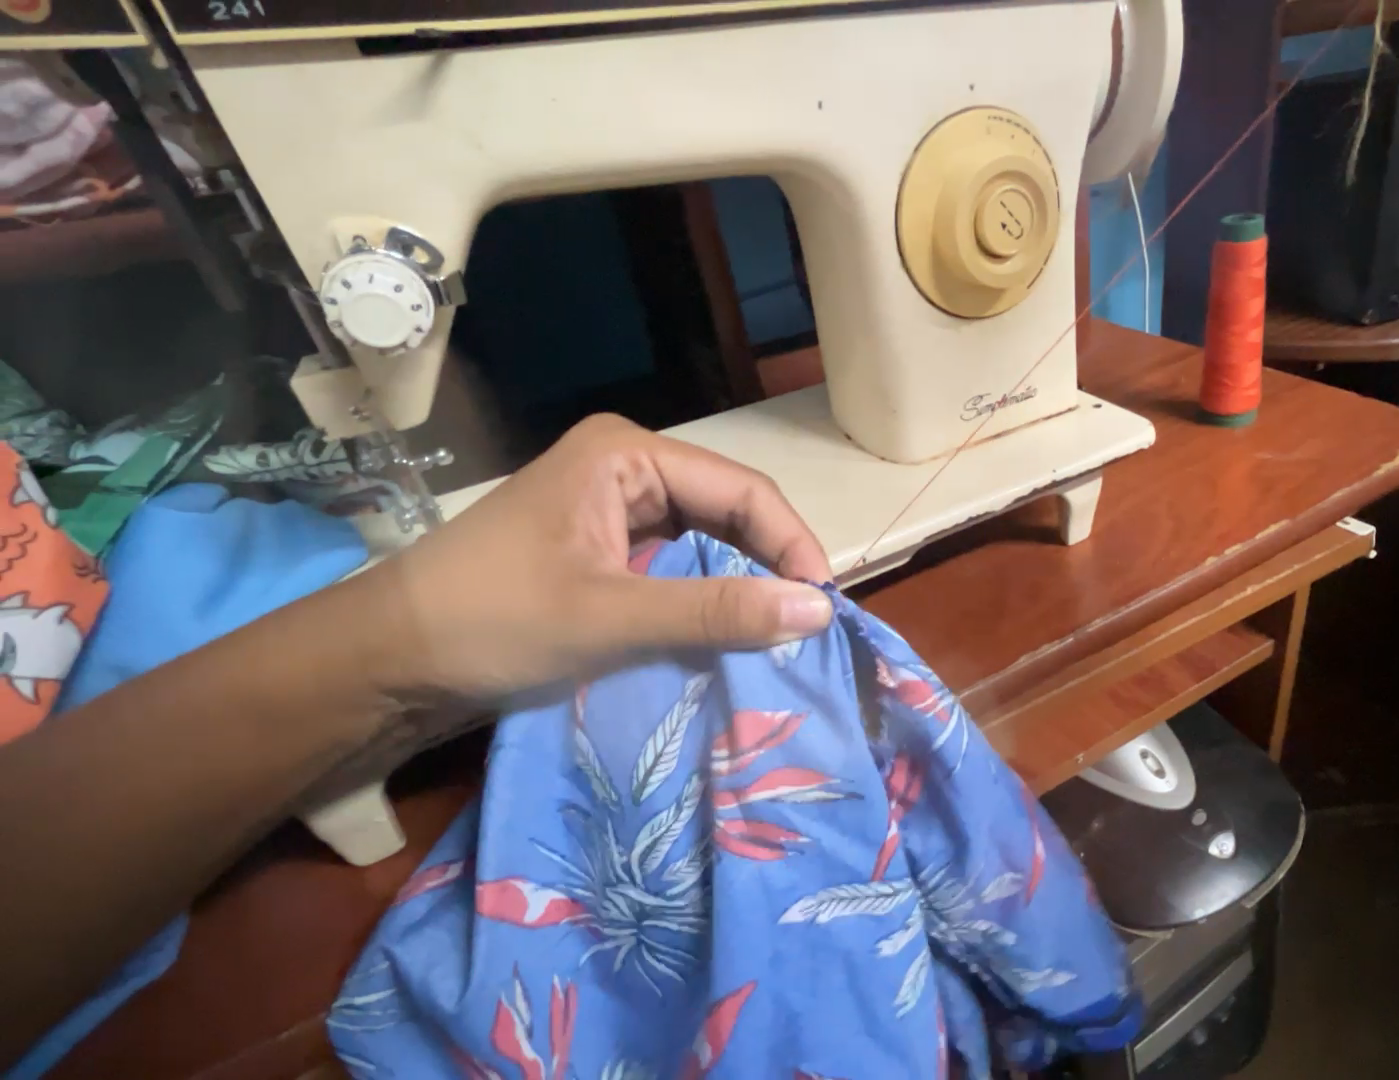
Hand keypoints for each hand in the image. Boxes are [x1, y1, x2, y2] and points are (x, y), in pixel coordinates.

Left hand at [356, 414, 832, 707]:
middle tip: (806, 623)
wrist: (380, 664)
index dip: (792, 544)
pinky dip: (707, 597)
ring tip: (778, 630)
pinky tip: (728, 630)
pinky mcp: (605, 547)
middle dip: (770, 563)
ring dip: (742, 583)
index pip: (743, 490)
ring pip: (708, 540)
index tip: (823, 606)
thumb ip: (718, 612)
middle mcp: (629, 467)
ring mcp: (614, 507)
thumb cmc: (488, 621)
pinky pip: (678, 565)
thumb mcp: (611, 617)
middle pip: (729, 511)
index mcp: (628, 453)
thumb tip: (819, 611)